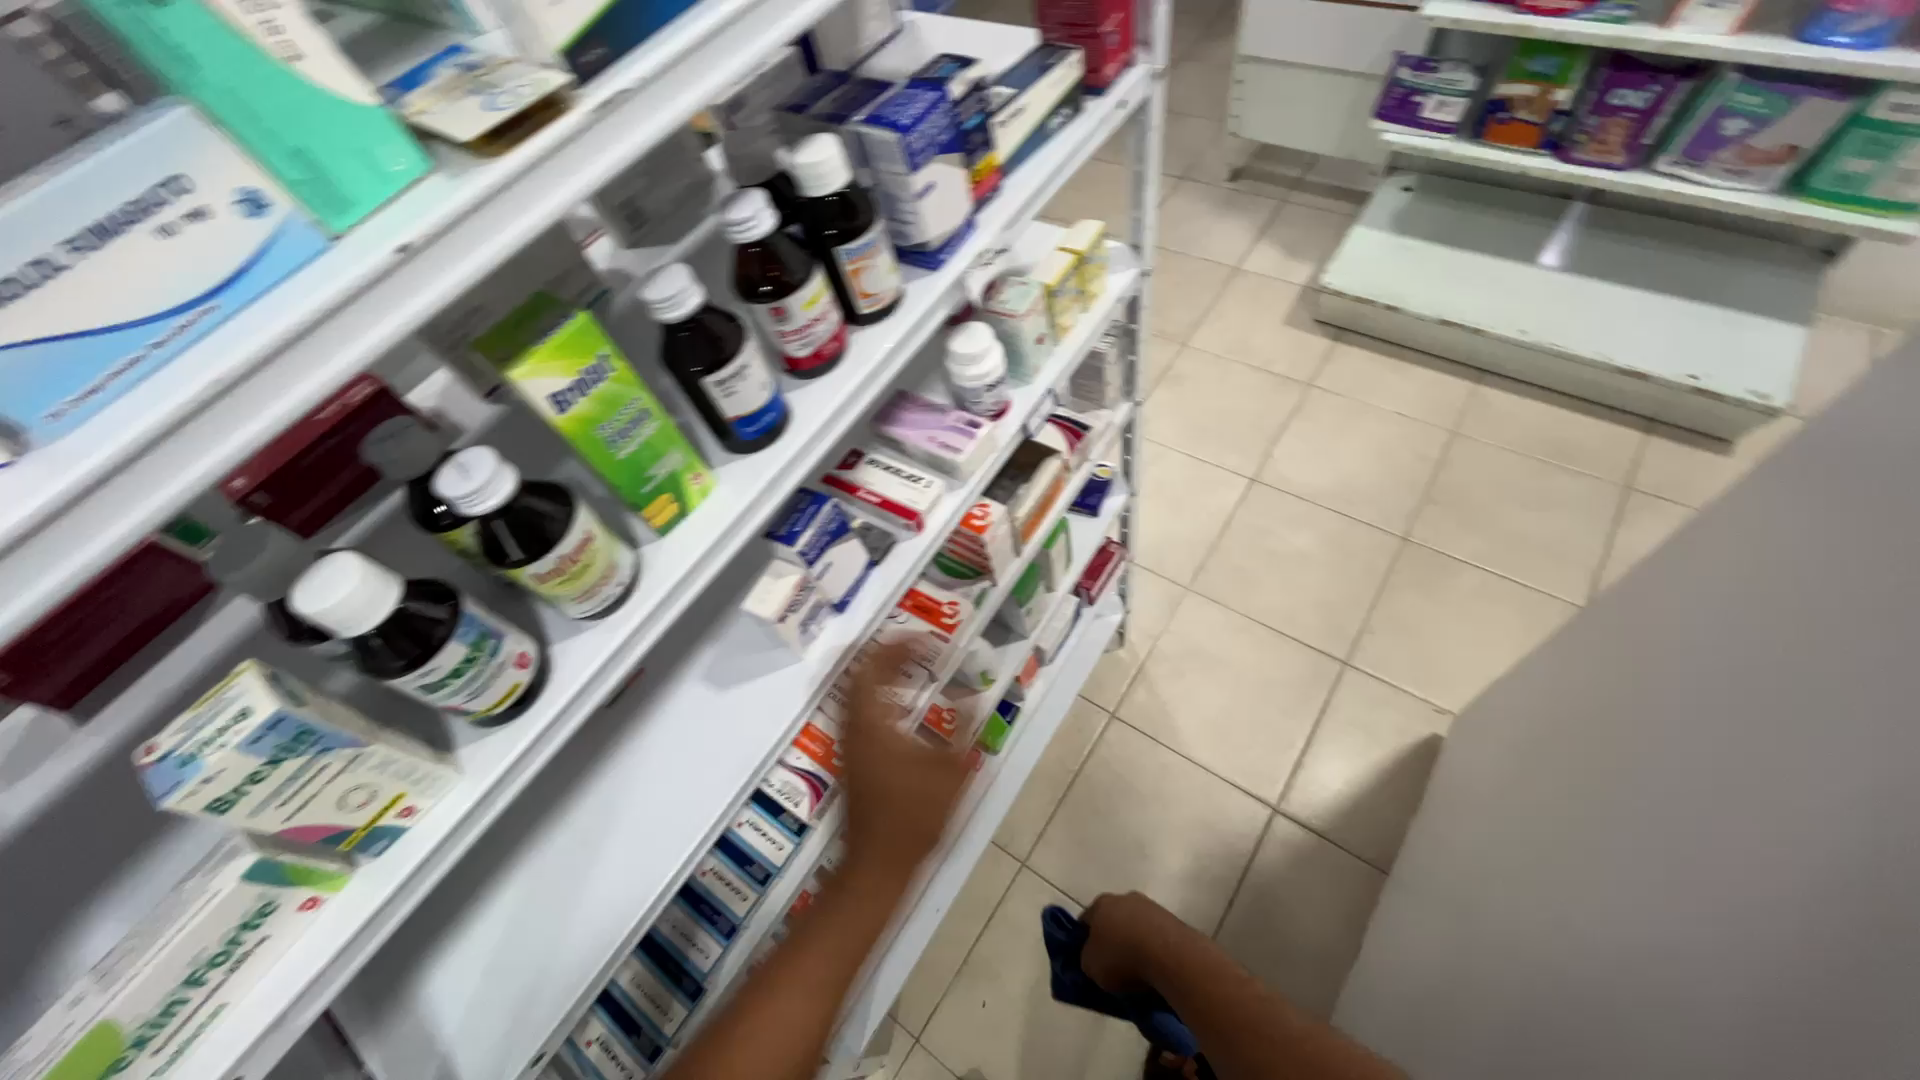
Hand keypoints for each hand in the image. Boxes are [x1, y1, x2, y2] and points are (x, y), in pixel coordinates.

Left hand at [838, 644, 971, 882]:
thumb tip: (974, 695)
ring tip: (910, 668)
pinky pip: (858, 711)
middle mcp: (854, 728)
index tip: (925, 640)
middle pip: (859, 675)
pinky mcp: (851, 760)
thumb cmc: (915, 817)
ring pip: (856, 694)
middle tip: (916, 648)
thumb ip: (965, 729)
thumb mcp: (950, 771)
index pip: (877, 669)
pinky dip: (877, 696)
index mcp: (873, 723)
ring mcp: (848, 745)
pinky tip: (901, 707)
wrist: (878, 864)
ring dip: (880, 675)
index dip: (899, 647)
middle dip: (887, 655)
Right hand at [1080, 891, 1190, 995]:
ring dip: (1135, 941)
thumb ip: (1087, 958)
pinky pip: (1156, 935)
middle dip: (1112, 938)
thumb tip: (1093, 956)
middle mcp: (1124, 898)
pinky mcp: (1173, 920)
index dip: (1084, 939)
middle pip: (1113, 919)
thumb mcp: (1091, 966)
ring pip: (1136, 925)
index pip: (1086, 920)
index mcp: (1100, 904)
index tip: (1089, 958)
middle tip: (1112, 963)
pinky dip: (1154, 948)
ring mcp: (1151, 906)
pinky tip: (1155, 966)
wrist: (1170, 956)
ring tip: (1137, 968)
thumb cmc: (1122, 957)